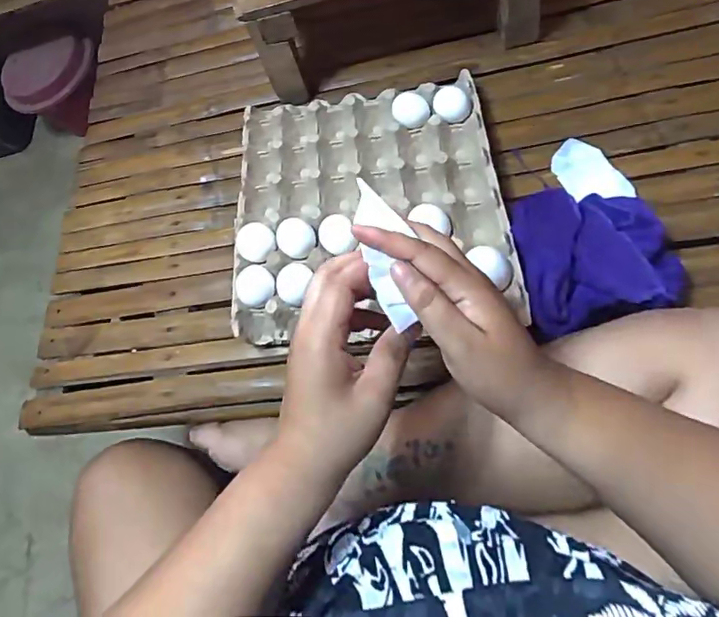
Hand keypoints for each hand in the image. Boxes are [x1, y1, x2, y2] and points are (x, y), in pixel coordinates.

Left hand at [275, 251, 412, 478]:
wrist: (304, 460)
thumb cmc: (340, 432)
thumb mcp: (376, 394)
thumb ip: (393, 351)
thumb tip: (414, 317)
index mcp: (320, 334)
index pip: (338, 281)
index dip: (365, 265)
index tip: (397, 259)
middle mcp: (307, 326)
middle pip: (327, 278)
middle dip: (358, 266)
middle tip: (395, 266)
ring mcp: (305, 335)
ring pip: (326, 291)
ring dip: (355, 284)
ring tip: (392, 288)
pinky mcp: (310, 345)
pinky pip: (329, 311)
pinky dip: (352, 305)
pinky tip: (379, 319)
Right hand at [354, 224, 549, 424]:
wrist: (537, 396)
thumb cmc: (497, 376)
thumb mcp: (460, 345)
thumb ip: (429, 304)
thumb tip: (397, 267)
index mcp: (466, 285)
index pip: (421, 252)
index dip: (388, 237)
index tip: (359, 228)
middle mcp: (470, 277)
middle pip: (430, 240)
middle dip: (396, 229)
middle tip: (364, 228)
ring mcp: (472, 285)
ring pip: (436, 249)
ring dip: (406, 238)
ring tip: (378, 239)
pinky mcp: (469, 296)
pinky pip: (438, 264)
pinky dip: (415, 256)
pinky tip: (403, 266)